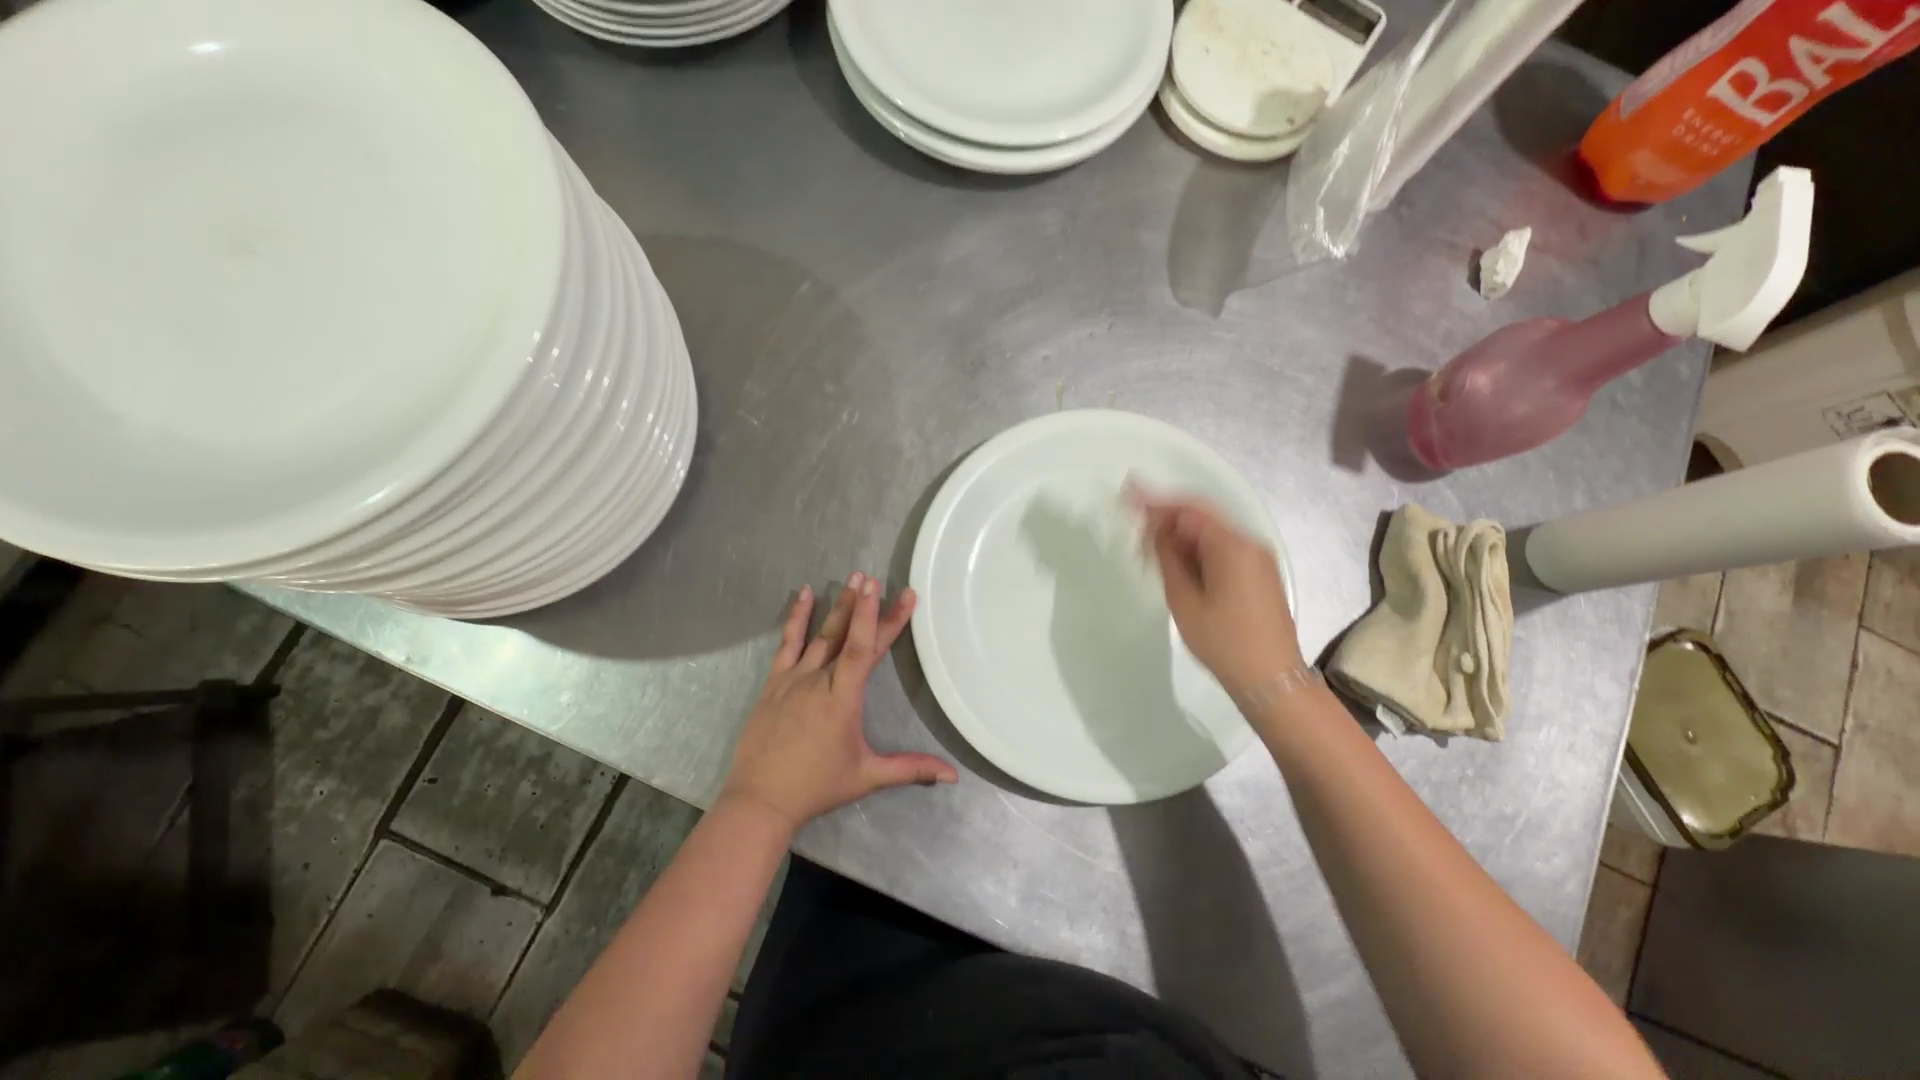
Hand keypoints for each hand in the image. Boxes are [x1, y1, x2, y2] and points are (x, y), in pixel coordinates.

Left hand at [720, 573, 958, 832]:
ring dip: (837, 606)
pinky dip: (796, 618)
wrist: (760, 798)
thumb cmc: (817, 787)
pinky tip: (803, 596)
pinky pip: (787, 644)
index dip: (885, 619)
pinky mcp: (773, 683)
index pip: (867, 649)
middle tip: (873, 576)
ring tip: (850, 579)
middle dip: (862, 604)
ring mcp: (792, 679)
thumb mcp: (867, 777)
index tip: (900, 594)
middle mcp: (818, 680)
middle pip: (846, 635)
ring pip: (819, 635)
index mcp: (843, 698)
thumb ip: (911, 769)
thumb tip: (953, 775)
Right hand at [1133, 490, 1303, 700]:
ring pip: (1213, 534)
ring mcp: (1259, 559)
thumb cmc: (1223, 642)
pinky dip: (1199, 550)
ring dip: (1182, 535)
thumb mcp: (1185, 600)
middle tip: (1135, 527)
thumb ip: (1168, 558)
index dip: (1155, 502)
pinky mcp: (1260, 575)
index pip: (1188, 510)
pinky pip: (1225, 549)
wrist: (1271, 679)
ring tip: (1151, 548)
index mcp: (1233, 545)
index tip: (1128, 496)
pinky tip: (1178, 564)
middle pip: (1203, 517)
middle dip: (1168, 518)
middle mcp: (1250, 543)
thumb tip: (1155, 531)